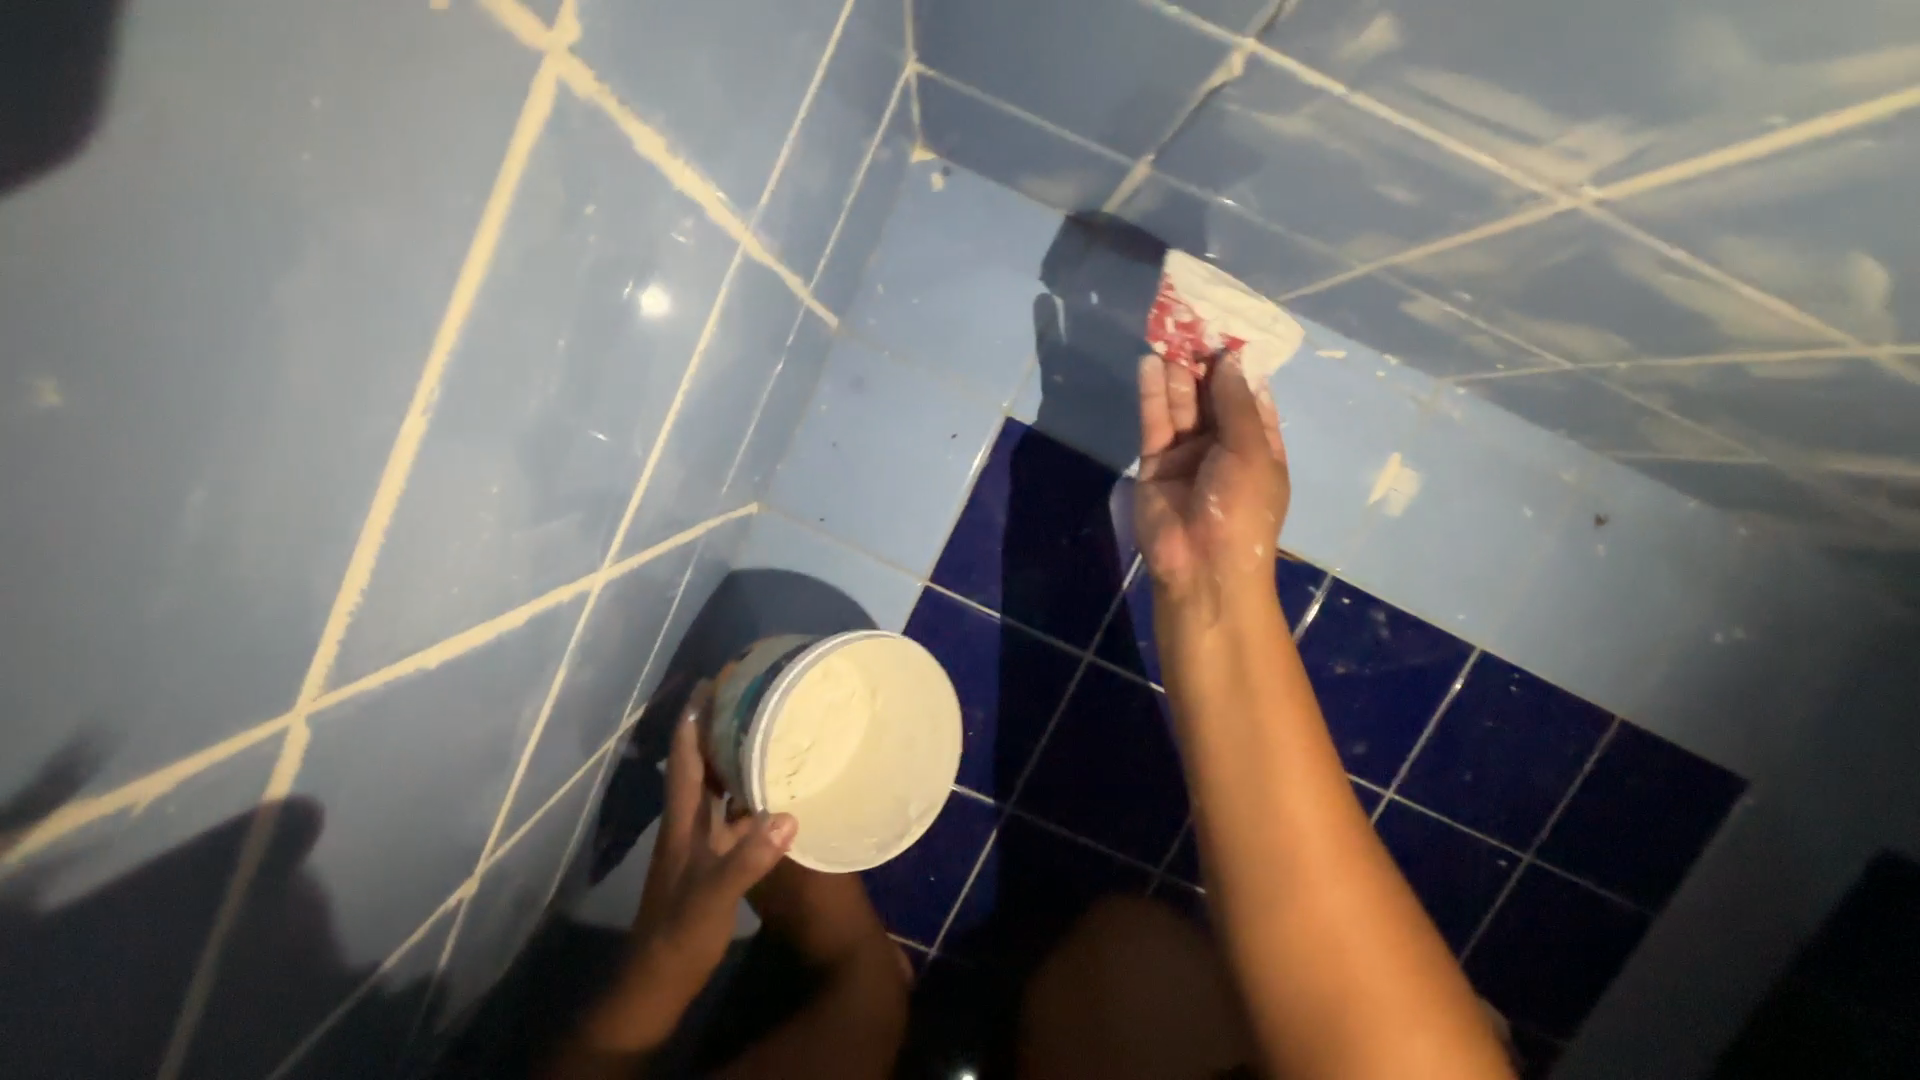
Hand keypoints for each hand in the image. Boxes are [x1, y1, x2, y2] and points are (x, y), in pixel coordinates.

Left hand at [586, 684, 795, 1052]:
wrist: (655, 983)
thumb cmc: (678, 935)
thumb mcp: (712, 898)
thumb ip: (747, 860)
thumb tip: (787, 817)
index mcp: (683, 823)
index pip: (687, 759)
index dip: (695, 719)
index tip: (711, 682)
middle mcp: (689, 824)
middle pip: (702, 764)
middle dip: (718, 727)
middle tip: (748, 695)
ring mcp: (700, 843)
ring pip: (718, 788)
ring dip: (734, 758)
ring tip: (766, 729)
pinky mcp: (712, 861)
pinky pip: (732, 814)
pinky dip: (749, 796)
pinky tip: (773, 792)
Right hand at [1135, 354, 1289, 618]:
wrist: (1202, 564)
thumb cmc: (1242, 509)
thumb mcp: (1251, 451)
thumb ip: (1236, 403)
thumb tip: (1228, 359)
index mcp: (1258, 444)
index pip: (1250, 395)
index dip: (1238, 364)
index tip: (1226, 328)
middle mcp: (1223, 445)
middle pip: (1212, 394)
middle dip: (1202, 362)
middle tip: (1189, 321)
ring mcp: (1187, 454)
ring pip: (1182, 404)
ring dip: (1177, 372)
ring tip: (1169, 333)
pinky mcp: (1155, 462)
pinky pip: (1155, 422)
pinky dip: (1153, 394)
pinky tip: (1151, 364)